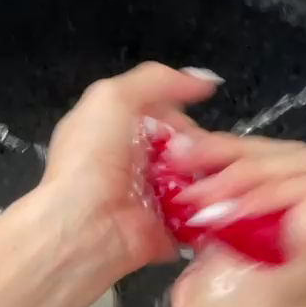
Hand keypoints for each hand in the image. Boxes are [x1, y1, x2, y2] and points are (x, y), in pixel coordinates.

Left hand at [15, 64, 221, 306]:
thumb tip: (202, 80)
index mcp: (115, 128)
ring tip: (211, 182)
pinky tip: (220, 204)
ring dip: (212, 179)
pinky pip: (205, 213)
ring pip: (202, 178)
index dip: (182, 117)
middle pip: (190, 146)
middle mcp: (133, 160)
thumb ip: (154, 80)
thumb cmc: (90, 159)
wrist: (85, 224)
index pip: (167, 113)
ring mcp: (152, 194)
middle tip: (197, 158)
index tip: (188, 126)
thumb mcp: (111, 99)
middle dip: (201, 149)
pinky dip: (215, 209)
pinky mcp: (169, 226)